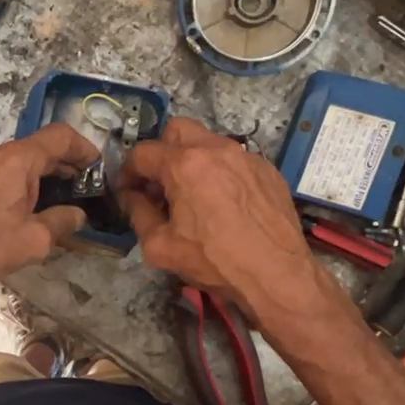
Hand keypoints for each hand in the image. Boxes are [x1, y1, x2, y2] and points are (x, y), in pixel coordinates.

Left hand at [0, 122, 99, 288]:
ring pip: (20, 161)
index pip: (61, 136)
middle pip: (40, 148)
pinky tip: (27, 208)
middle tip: (83, 190)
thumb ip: (62, 222)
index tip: (98, 168)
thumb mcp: (34, 239)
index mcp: (18, 158)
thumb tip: (77, 215)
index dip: (84, 148)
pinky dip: (21, 182)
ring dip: (42, 176)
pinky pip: (2, 172)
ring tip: (57, 203)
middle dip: (65, 165)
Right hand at [120, 118, 338, 332]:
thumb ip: (138, 214)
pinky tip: (223, 204)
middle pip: (178, 130)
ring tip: (192, 195)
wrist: (276, 274)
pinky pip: (234, 160)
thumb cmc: (213, 261)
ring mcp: (246, 157)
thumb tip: (131, 197)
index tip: (128, 191)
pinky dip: (220, 173)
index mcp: (185, 165)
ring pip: (209, 142)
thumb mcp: (160, 245)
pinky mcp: (267, 170)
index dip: (128, 172)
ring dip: (192, 160)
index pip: (143, 153)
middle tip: (159, 182)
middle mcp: (216, 150)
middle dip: (161, 151)